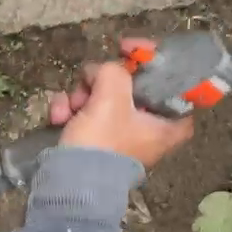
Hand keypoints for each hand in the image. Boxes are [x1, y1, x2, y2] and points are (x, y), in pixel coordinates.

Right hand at [47, 38, 194, 168]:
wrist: (69, 185)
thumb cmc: (101, 144)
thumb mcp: (110, 100)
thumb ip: (112, 73)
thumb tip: (101, 69)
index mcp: (174, 119)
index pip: (171, 76)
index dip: (148, 58)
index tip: (124, 47)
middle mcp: (152, 125)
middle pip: (127, 86)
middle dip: (98, 85)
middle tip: (84, 91)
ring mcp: (122, 133)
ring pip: (101, 97)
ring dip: (77, 98)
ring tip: (65, 112)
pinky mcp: (96, 140)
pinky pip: (86, 113)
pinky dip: (69, 112)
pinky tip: (57, 120)